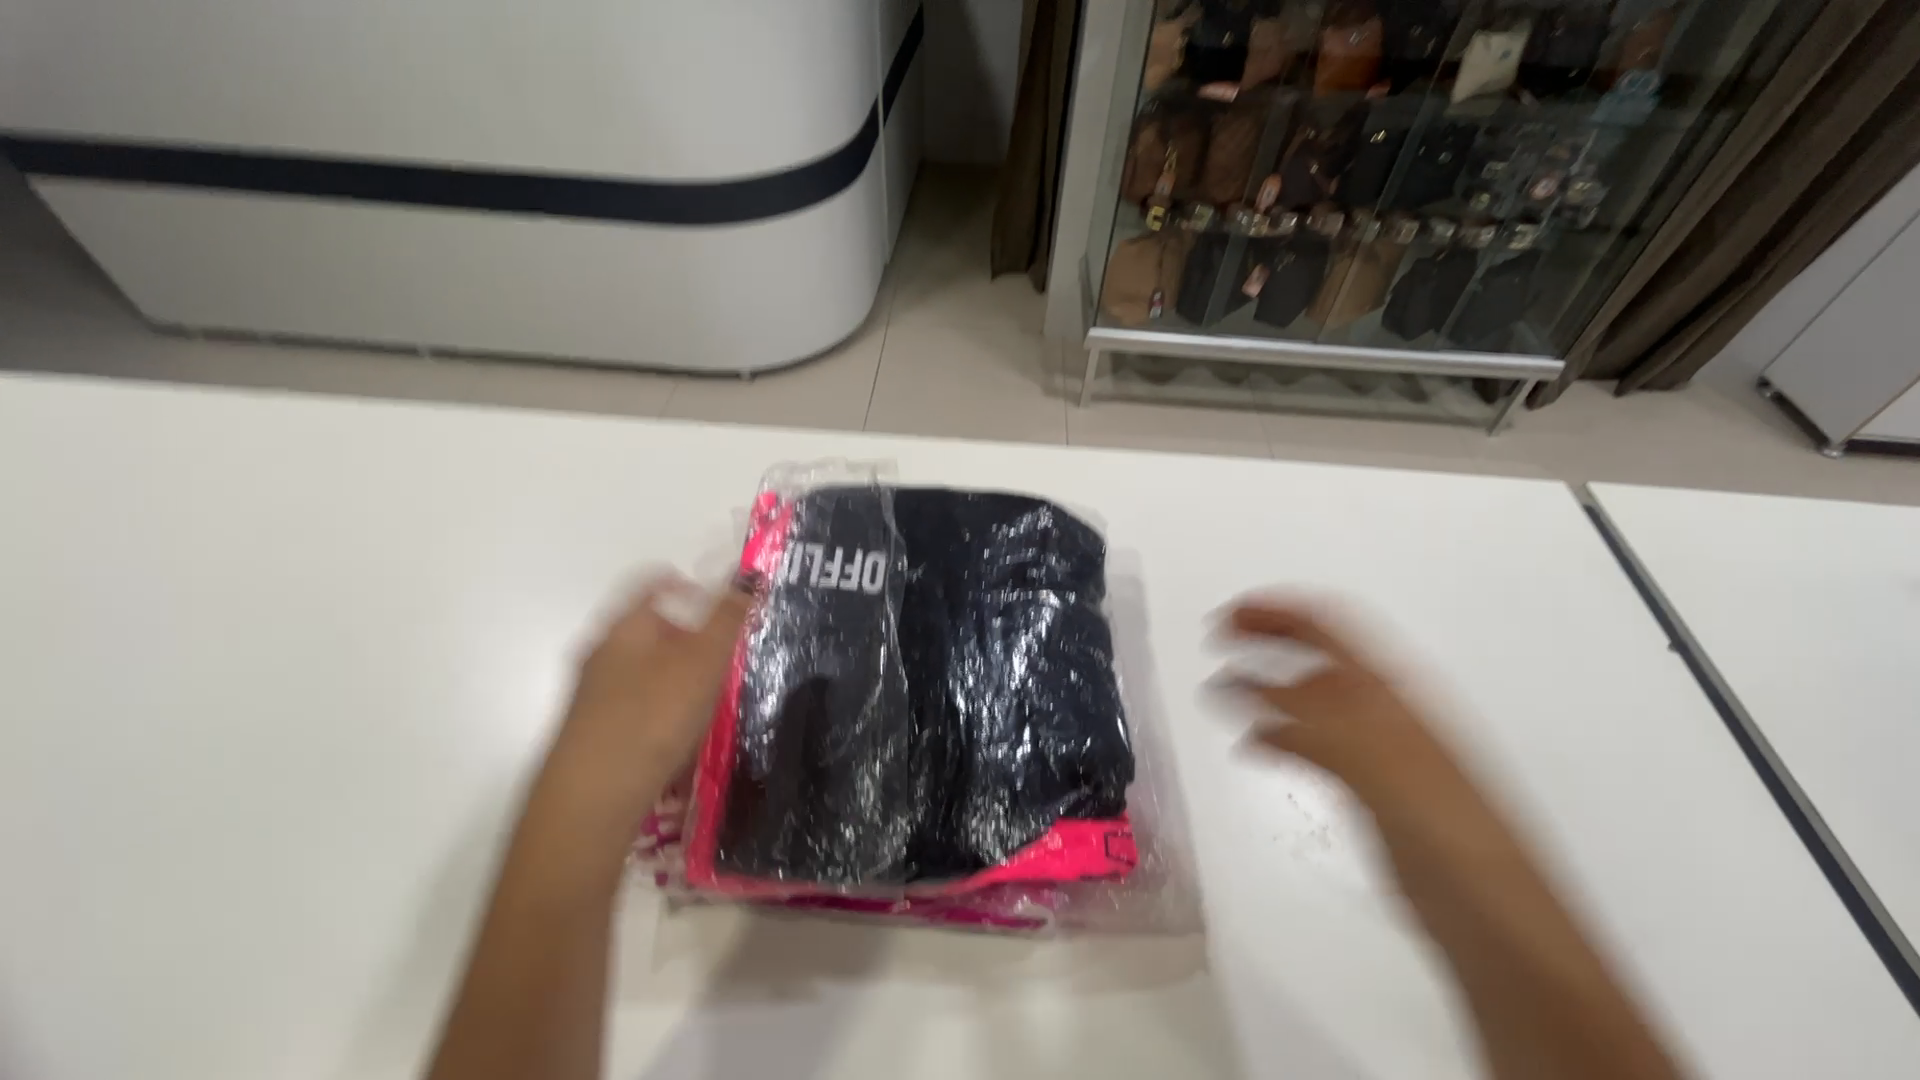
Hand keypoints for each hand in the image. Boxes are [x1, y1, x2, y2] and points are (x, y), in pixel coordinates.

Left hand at [540, 574, 754, 822]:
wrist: (591, 800)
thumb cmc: (653, 718)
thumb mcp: (704, 661)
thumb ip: (728, 617)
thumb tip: (748, 574)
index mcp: (625, 625)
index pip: (656, 582)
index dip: (693, 583)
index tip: (724, 602)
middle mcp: (600, 652)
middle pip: (649, 627)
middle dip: (689, 636)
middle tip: (725, 655)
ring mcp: (590, 694)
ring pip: (642, 668)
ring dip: (676, 675)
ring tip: (708, 700)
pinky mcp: (591, 732)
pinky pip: (633, 704)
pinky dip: (660, 708)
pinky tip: (679, 737)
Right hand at [1218, 599, 1498, 840]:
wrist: (1499, 924)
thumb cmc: (1450, 840)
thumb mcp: (1385, 773)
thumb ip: (1319, 727)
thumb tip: (1250, 691)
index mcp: (1392, 698)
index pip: (1332, 630)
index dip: (1280, 613)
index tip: (1231, 616)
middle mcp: (1385, 714)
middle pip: (1319, 657)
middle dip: (1269, 637)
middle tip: (1219, 636)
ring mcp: (1379, 754)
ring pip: (1313, 700)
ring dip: (1266, 685)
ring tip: (1224, 687)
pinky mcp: (1371, 792)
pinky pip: (1312, 746)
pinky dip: (1276, 735)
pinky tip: (1254, 745)